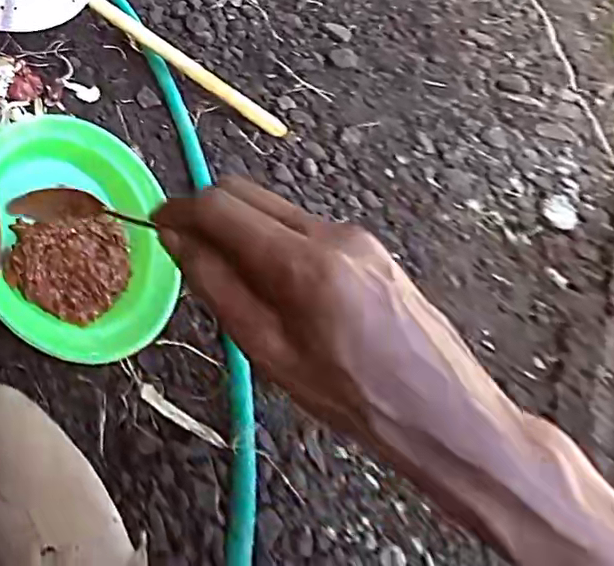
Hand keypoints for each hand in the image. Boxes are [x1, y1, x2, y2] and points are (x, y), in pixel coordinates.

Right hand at [152, 175, 510, 448]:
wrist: (456, 422)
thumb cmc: (354, 397)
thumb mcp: (267, 350)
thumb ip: (214, 284)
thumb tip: (174, 239)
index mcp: (304, 263)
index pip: (218, 206)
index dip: (178, 210)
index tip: (156, 223)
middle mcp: (330, 234)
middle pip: (240, 191)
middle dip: (203, 211)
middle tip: (185, 246)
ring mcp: (353, 234)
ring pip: (267, 204)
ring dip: (235, 224)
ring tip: (231, 272)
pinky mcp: (366, 243)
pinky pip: (295, 222)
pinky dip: (266, 234)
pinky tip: (272, 279)